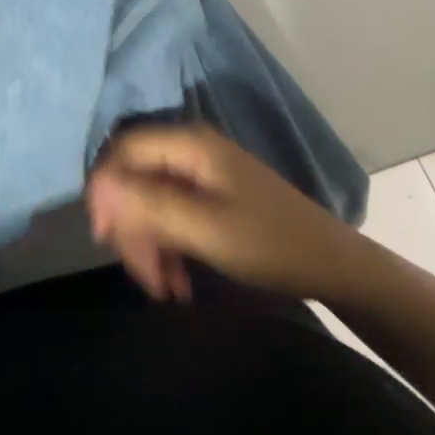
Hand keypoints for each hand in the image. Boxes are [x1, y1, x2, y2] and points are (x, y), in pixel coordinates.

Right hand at [86, 124, 370, 303]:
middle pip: (136, 181)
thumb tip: (98, 186)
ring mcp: (202, 175)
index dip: (105, 188)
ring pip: (151, 203)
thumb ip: (149, 204)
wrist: (337, 268)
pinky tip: (177, 282)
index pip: (123, 151)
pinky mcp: (211, 199)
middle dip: (133, 229)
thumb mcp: (205, 228)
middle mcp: (191, 151)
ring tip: (164, 289)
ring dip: (151, 246)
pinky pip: (172, 215)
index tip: (103, 235)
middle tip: (143, 276)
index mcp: (189, 146)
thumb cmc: (271, 244)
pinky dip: (169, 248)